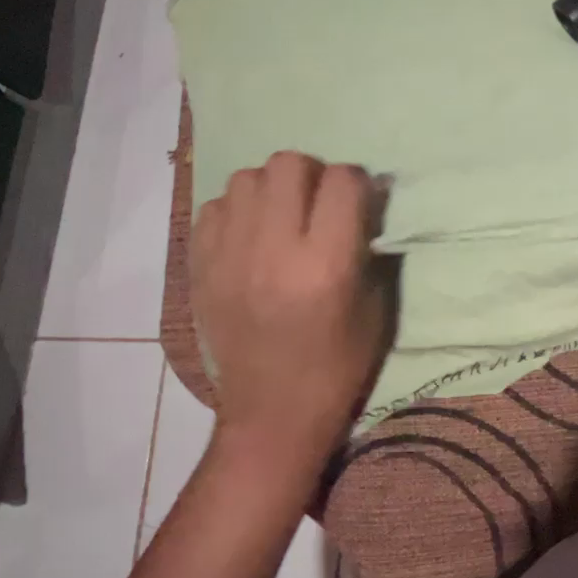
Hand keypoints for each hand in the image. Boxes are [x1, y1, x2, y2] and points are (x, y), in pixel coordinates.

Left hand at [190, 151, 385, 448]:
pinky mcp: (201, 267)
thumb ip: (370, 250)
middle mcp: (275, 250)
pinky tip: (251, 237)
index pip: (343, 181)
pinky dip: (237, 212)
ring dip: (272, 189)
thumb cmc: (338, 366)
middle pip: (289, 164)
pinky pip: (214, 206)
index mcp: (326, 265)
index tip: (361, 201)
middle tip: (319, 203)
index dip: (358, 183)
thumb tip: (366, 200)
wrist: (272, 413)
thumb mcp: (377, 309)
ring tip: (282, 217)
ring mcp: (230, 256)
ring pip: (247, 177)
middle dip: (313, 175)